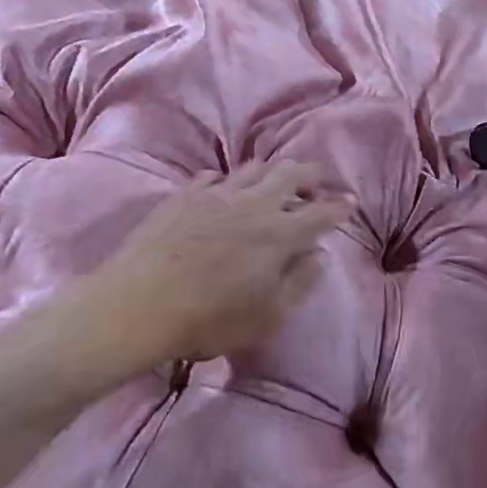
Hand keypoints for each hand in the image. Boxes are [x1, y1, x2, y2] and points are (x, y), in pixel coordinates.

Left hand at [43, 161, 353, 387]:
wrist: (135, 307)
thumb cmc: (209, 320)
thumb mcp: (269, 315)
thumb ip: (301, 281)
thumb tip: (318, 254)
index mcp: (280, 233)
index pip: (322, 211)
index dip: (341, 206)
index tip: (351, 202)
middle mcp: (253, 204)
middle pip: (292, 173)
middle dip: (313, 176)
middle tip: (319, 186)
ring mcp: (215, 195)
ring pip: (255, 168)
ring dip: (275, 172)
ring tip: (279, 185)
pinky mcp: (184, 196)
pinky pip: (215, 175)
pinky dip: (232, 181)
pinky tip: (228, 193)